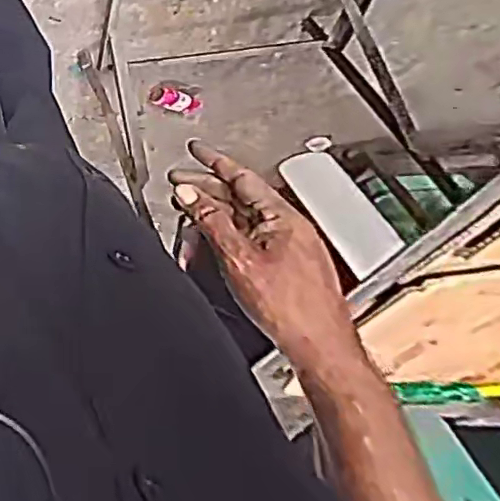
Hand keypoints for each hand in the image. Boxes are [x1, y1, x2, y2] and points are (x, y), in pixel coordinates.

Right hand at [170, 140, 366, 375]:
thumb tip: (189, 194)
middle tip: (179, 185)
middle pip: (238, 198)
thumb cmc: (292, 310)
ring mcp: (289, 246)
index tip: (196, 150)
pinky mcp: (287, 265)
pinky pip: (248, 239)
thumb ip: (211, 220)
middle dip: (205, 192)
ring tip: (188, 224)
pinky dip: (224, 239)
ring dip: (211, 221)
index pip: (242, 177)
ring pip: (241, 220)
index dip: (214, 161)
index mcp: (283, 217)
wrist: (320, 350)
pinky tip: (210, 247)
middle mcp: (289, 227)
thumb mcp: (238, 258)